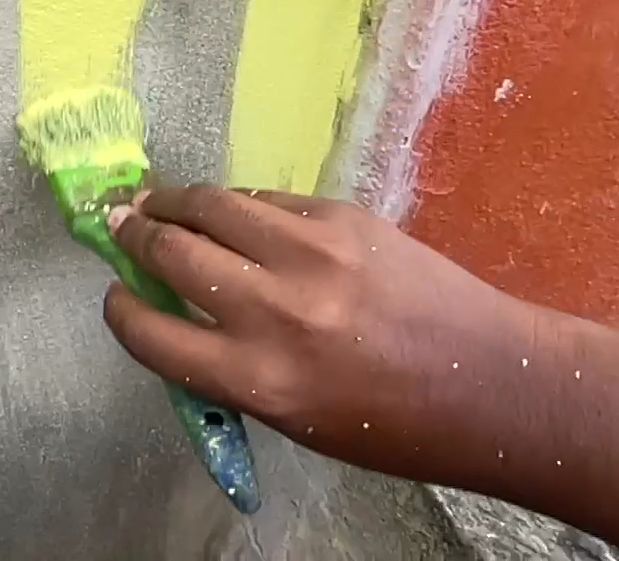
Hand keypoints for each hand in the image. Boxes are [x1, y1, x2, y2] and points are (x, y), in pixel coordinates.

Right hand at [103, 185, 551, 479]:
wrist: (502, 386)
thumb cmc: (390, 421)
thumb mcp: (290, 413)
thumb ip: (219, 358)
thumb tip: (166, 298)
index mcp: (259, 378)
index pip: (149, 332)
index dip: (119, 309)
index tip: (116, 293)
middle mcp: (276, 311)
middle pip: (169, 250)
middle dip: (132, 232)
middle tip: (119, 222)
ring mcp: (311, 254)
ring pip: (208, 203)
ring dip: (169, 200)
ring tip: (156, 201)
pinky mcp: (340, 217)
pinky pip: (262, 198)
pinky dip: (234, 205)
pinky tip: (231, 212)